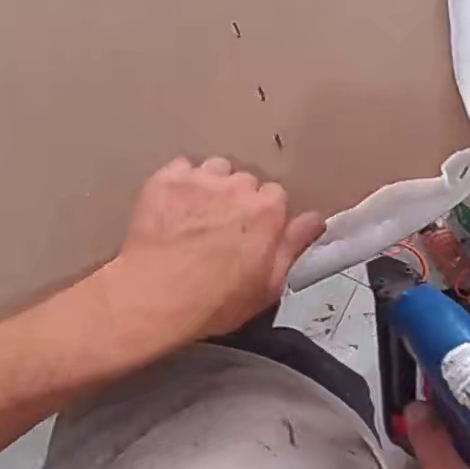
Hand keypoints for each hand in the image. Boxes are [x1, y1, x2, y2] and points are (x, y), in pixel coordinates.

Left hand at [103, 156, 324, 342]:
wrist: (156, 296)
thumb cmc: (212, 300)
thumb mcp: (268, 286)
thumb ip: (294, 246)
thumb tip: (313, 223)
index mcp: (268, 211)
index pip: (277, 197)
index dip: (265, 217)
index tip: (255, 233)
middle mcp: (238, 187)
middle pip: (246, 181)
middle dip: (239, 200)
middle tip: (224, 229)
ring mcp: (200, 180)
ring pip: (216, 169)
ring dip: (212, 186)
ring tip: (200, 215)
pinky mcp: (167, 180)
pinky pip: (182, 169)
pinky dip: (181, 183)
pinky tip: (176, 208)